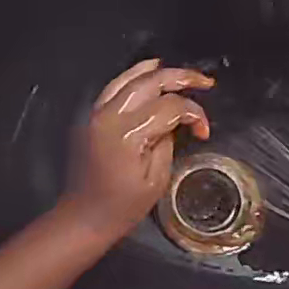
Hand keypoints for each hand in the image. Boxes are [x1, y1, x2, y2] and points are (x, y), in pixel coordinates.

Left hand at [58, 59, 213, 236]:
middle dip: (181, 78)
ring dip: (157, 72)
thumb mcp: (156, 178)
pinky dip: (133, 77)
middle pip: (150, 82)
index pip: (169, 106)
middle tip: (204, 82)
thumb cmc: (123, 206)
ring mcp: (96, 112)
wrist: (83, 216)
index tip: (203, 131)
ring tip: (180, 73)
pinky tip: (147, 73)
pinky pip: (113, 87)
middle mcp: (109, 115)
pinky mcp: (90, 116)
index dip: (193, 113)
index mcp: (127, 133)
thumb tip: (177, 119)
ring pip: (129, 78)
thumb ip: (168, 141)